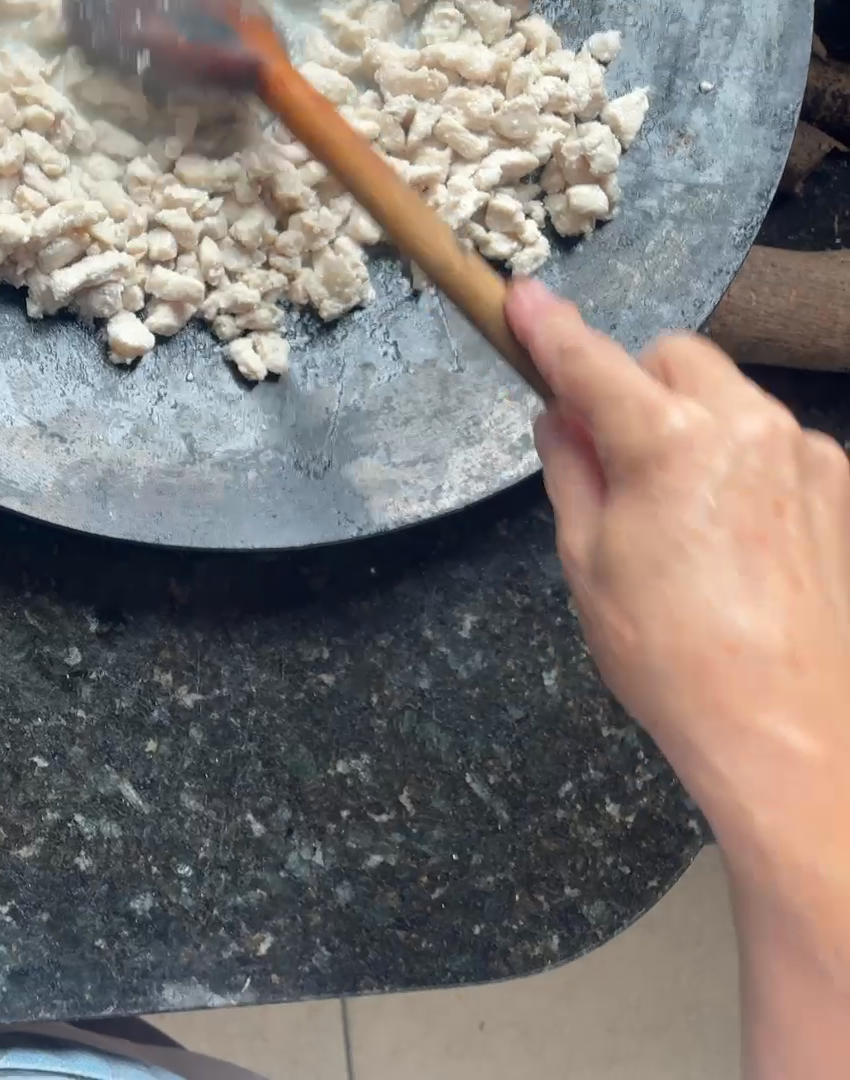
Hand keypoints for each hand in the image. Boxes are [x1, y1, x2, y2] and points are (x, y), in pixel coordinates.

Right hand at [509, 281, 849, 1079]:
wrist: (784, 721)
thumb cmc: (655, 641)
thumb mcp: (582, 554)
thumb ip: (570, 470)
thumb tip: (558, 417)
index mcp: (675, 447)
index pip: (595, 367)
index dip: (551, 330)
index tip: (518, 296)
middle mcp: (755, 430)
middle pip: (676, 358)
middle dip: (624, 378)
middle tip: (583, 439)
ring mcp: (808, 456)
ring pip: (722, 394)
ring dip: (671, 415)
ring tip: (642, 497)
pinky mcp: (837, 486)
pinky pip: (763, 435)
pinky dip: (718, 449)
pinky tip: (704, 519)